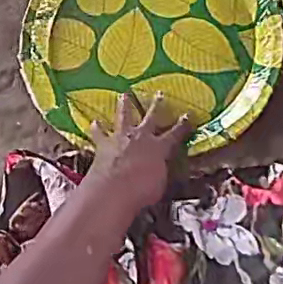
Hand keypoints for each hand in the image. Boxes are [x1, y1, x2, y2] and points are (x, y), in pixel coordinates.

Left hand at [81, 93, 193, 212]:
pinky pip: (100, 133)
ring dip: (124, 106)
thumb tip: (160, 169)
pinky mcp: (104, 144)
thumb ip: (160, 172)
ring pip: (124, 117)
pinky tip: (94, 122)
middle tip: (159, 93)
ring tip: (124, 95)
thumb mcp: (160, 184)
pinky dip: (97, 128)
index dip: (182, 125)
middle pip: (150, 118)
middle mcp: (141, 137)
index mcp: (159, 147)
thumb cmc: (142, 190)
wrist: (114, 189)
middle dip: (156, 105)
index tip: (188, 115)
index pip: (175, 134)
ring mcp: (122, 138)